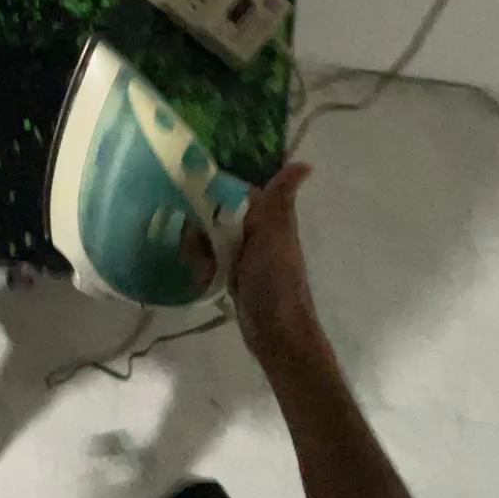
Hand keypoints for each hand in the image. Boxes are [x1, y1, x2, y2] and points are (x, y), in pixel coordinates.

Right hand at [180, 163, 326, 362]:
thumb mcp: (275, 236)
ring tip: (207, 271)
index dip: (210, 193)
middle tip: (204, 248)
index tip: (193, 201)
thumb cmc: (275, 282)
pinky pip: (203, 256)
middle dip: (199, 228)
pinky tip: (204, 279)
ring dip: (198, 251)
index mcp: (265, 216)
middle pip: (210, 212)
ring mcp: (238, 251)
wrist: (275, 334)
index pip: (228, 189)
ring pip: (203, 235)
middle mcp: (252, 228)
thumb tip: (305, 164)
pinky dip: (200, 266)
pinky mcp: (226, 271)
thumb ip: (279, 200)